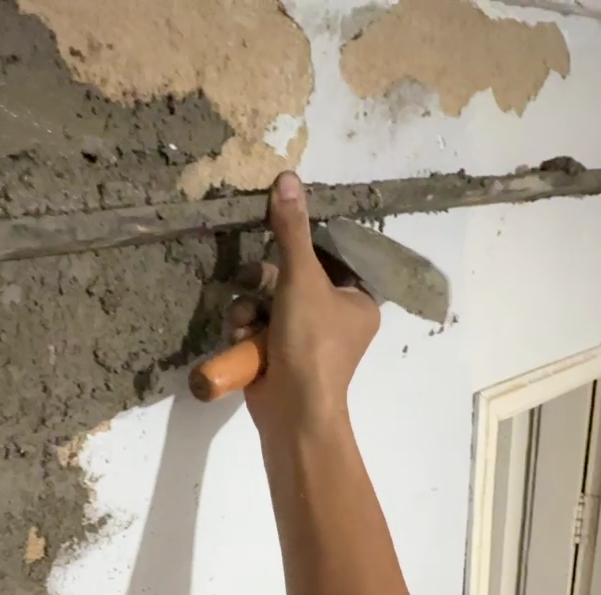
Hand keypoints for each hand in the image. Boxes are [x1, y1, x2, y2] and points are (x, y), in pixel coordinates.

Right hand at [227, 172, 380, 437]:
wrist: (293, 411)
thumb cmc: (310, 344)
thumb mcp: (301, 280)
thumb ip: (290, 231)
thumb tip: (287, 177)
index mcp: (358, 299)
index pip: (332, 255)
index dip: (304, 244)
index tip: (278, 236)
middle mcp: (335, 317)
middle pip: (294, 278)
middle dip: (266, 282)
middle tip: (252, 281)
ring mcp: (305, 340)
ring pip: (270, 303)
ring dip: (251, 307)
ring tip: (245, 320)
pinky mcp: (279, 357)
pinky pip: (260, 328)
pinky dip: (247, 330)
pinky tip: (241, 337)